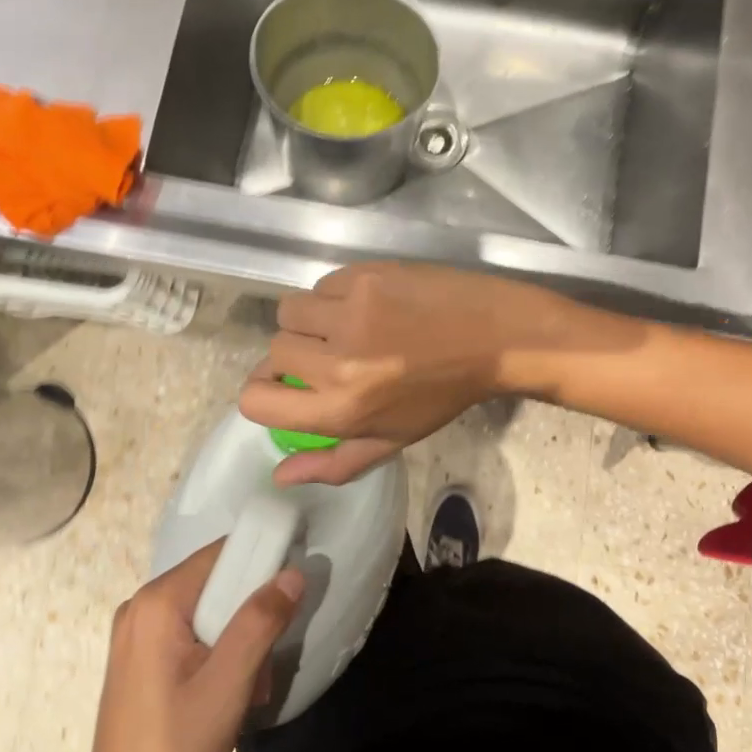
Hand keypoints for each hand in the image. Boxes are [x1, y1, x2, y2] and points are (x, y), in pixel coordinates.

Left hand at [85, 541, 304, 751]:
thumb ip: (260, 623)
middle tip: (264, 662)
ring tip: (247, 689)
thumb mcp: (228, 685)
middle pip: (214, 584)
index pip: (220, 554)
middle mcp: (140, 608)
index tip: (291, 593)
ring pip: (204, 613)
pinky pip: (187, 636)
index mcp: (156, 603)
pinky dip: (215, 655)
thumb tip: (293, 572)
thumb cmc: (176, 748)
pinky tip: (225, 695)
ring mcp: (134, 636)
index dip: (260, 563)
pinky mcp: (137, 662)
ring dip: (236, 641)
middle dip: (248, 616)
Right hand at [238, 262, 591, 484]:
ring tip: (343, 327)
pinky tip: (367, 305)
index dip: (263, 394)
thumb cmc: (444, 394)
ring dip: (308, 322)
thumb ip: (333, 462)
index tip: (284, 388)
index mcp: (343, 409)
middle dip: (293, 357)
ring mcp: (350, 312)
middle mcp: (338, 361)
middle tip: (328, 357)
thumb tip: (280, 475)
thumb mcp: (393, 439)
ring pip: (289, 312)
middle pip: (273, 352)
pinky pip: (321, 284)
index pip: (256, 400)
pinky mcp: (364, 276)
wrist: (495, 335)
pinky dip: (334, 295)